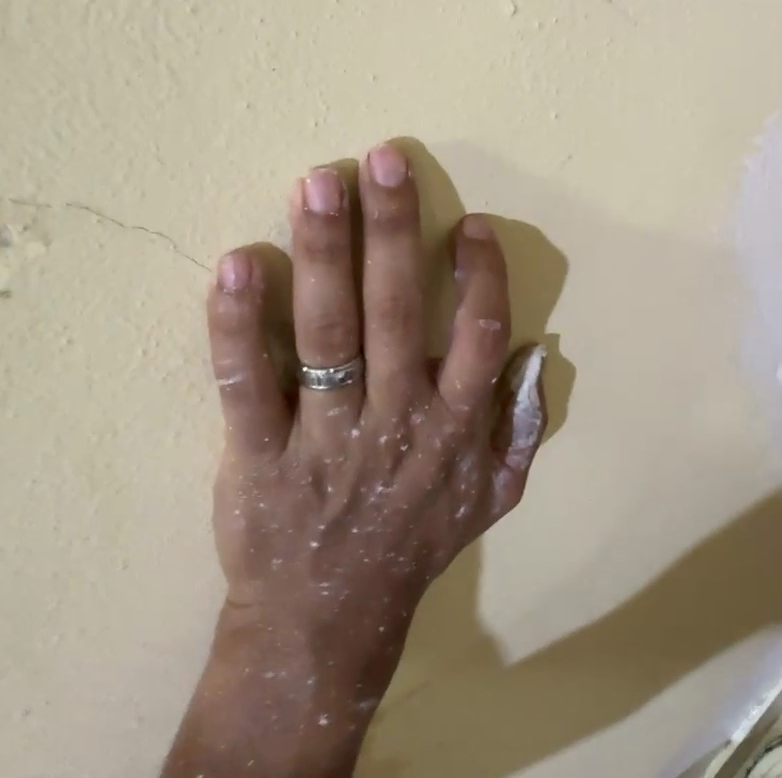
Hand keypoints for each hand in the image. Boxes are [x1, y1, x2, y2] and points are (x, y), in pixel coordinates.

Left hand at [206, 142, 546, 626]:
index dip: (480, 273)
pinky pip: (246, 383)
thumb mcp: (496, 497)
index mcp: (455, 428)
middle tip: (383, 160)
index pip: (479, 334)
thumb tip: (542, 354)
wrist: (328, 620)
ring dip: (323, 252)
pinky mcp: (257, 456)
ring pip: (325, 332)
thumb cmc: (416, 545)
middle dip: (392, 230)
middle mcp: (396, 421)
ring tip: (318, 183)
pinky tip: (239, 262)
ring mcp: (325, 437)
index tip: (469, 223)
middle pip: (396, 312)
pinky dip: (239, 323)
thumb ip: (525, 427)